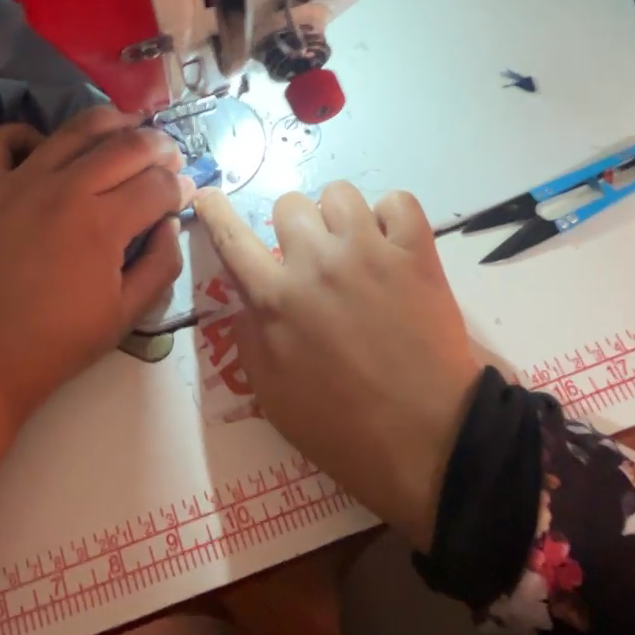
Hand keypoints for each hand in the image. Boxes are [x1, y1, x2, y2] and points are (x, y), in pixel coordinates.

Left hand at [0, 107, 193, 556]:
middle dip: (159, 146)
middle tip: (169, 158)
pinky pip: (3, 140)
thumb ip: (160, 264)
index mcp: (103, 223)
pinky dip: (26, 133)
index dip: (181, 185)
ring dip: (111, 123)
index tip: (187, 193)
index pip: (158, 184)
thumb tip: (170, 224)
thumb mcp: (125, 316)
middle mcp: (65, 188)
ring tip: (128, 129)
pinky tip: (46, 146)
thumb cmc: (55, 345)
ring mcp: (20, 181)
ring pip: (74, 129)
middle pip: (126, 145)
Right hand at [194, 183, 481, 548]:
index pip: (231, 239)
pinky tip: (392, 246)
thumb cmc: (340, 428)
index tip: (209, 196)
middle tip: (313, 258)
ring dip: (339, 217)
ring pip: (340, 193)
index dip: (215, 212)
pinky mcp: (416, 253)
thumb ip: (250, 338)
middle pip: (289, 204)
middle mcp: (316, 262)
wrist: (425, 442)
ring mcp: (369, 252)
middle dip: (295, 228)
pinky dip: (390, 217)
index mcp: (275, 299)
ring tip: (355, 247)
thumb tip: (249, 299)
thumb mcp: (270, 394)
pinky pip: (398, 201)